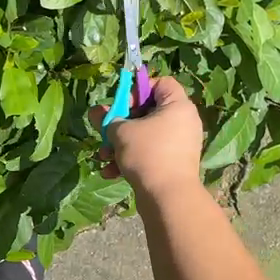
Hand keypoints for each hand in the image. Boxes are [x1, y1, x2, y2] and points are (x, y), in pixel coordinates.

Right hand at [88, 76, 204, 201]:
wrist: (168, 197)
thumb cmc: (148, 154)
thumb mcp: (121, 132)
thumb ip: (107, 119)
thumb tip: (96, 112)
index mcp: (178, 106)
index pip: (162, 83)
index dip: (139, 89)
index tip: (121, 103)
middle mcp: (183, 122)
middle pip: (148, 112)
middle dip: (122, 123)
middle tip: (106, 130)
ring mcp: (179, 145)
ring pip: (145, 136)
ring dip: (121, 145)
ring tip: (103, 156)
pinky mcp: (173, 164)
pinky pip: (149, 154)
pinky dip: (131, 160)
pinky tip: (111, 172)